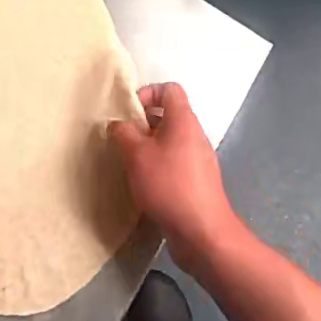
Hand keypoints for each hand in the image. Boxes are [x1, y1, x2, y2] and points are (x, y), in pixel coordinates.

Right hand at [108, 82, 243, 268]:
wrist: (202, 231)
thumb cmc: (169, 184)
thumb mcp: (136, 155)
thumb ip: (123, 133)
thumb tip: (117, 124)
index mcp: (184, 119)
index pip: (169, 89)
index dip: (148, 93)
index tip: (130, 114)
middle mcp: (195, 134)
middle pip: (169, 115)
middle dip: (144, 124)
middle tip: (124, 140)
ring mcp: (199, 158)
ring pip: (171, 140)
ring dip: (150, 147)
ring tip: (131, 164)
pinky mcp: (198, 181)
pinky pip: (176, 162)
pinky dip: (159, 166)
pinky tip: (145, 185)